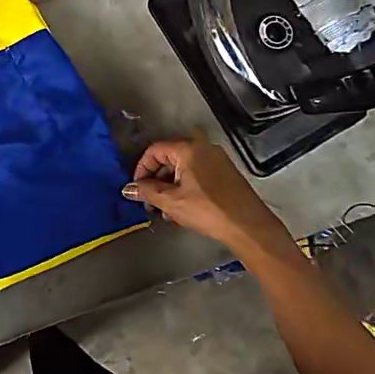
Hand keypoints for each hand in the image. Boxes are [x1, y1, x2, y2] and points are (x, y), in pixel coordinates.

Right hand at [124, 139, 292, 257]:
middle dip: (156, 181)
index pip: (155, 150)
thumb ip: (147, 192)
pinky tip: (183, 211)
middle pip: (170, 159)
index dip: (141, 168)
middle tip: (150, 204)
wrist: (246, 224)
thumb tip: (128, 188)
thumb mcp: (171, 202)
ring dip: (170, 188)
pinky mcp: (226, 174)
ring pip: (184, 169)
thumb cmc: (207, 209)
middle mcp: (204, 148)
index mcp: (189, 149)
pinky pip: (198, 175)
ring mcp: (218, 160)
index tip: (136, 189)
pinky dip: (186, 189)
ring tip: (166, 212)